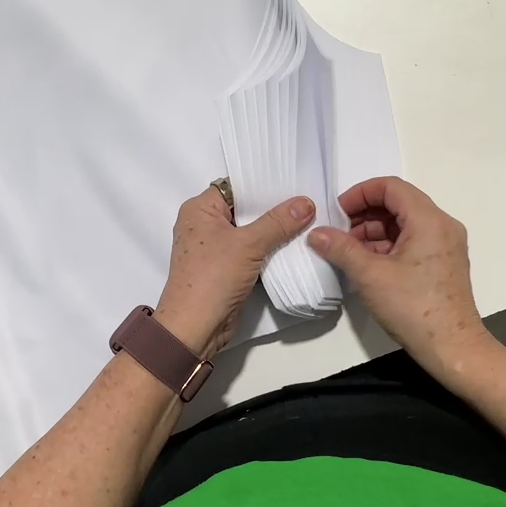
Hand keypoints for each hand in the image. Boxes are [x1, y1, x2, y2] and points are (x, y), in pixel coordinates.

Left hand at [154, 185, 315, 358]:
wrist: (195, 326)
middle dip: (274, 207)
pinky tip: (296, 244)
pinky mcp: (226, 269)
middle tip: (309, 199)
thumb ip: (278, 222)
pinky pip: (251, 251)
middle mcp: (204, 224)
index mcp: (199, 209)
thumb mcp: (248, 244)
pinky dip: (269, 249)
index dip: (263, 183)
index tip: (295, 180)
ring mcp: (215, 248)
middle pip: (244, 208)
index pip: (235, 186)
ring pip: (250, 231)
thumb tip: (306, 202)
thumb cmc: (213, 276)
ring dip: (275, 230)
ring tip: (309, 219)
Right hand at [307, 176, 492, 375]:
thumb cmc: (412, 307)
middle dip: (365, 214)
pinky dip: (387, 245)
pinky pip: (412, 241)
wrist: (451, 347)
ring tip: (348, 251)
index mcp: (429, 220)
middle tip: (338, 233)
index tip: (337, 212)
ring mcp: (445, 245)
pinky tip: (366, 264)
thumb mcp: (370, 275)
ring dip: (374, 231)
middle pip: (398, 203)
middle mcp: (442, 225)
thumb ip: (341, 249)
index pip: (391, 187)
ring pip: (404, 223)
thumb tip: (316, 233)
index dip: (360, 193)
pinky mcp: (442, 263)